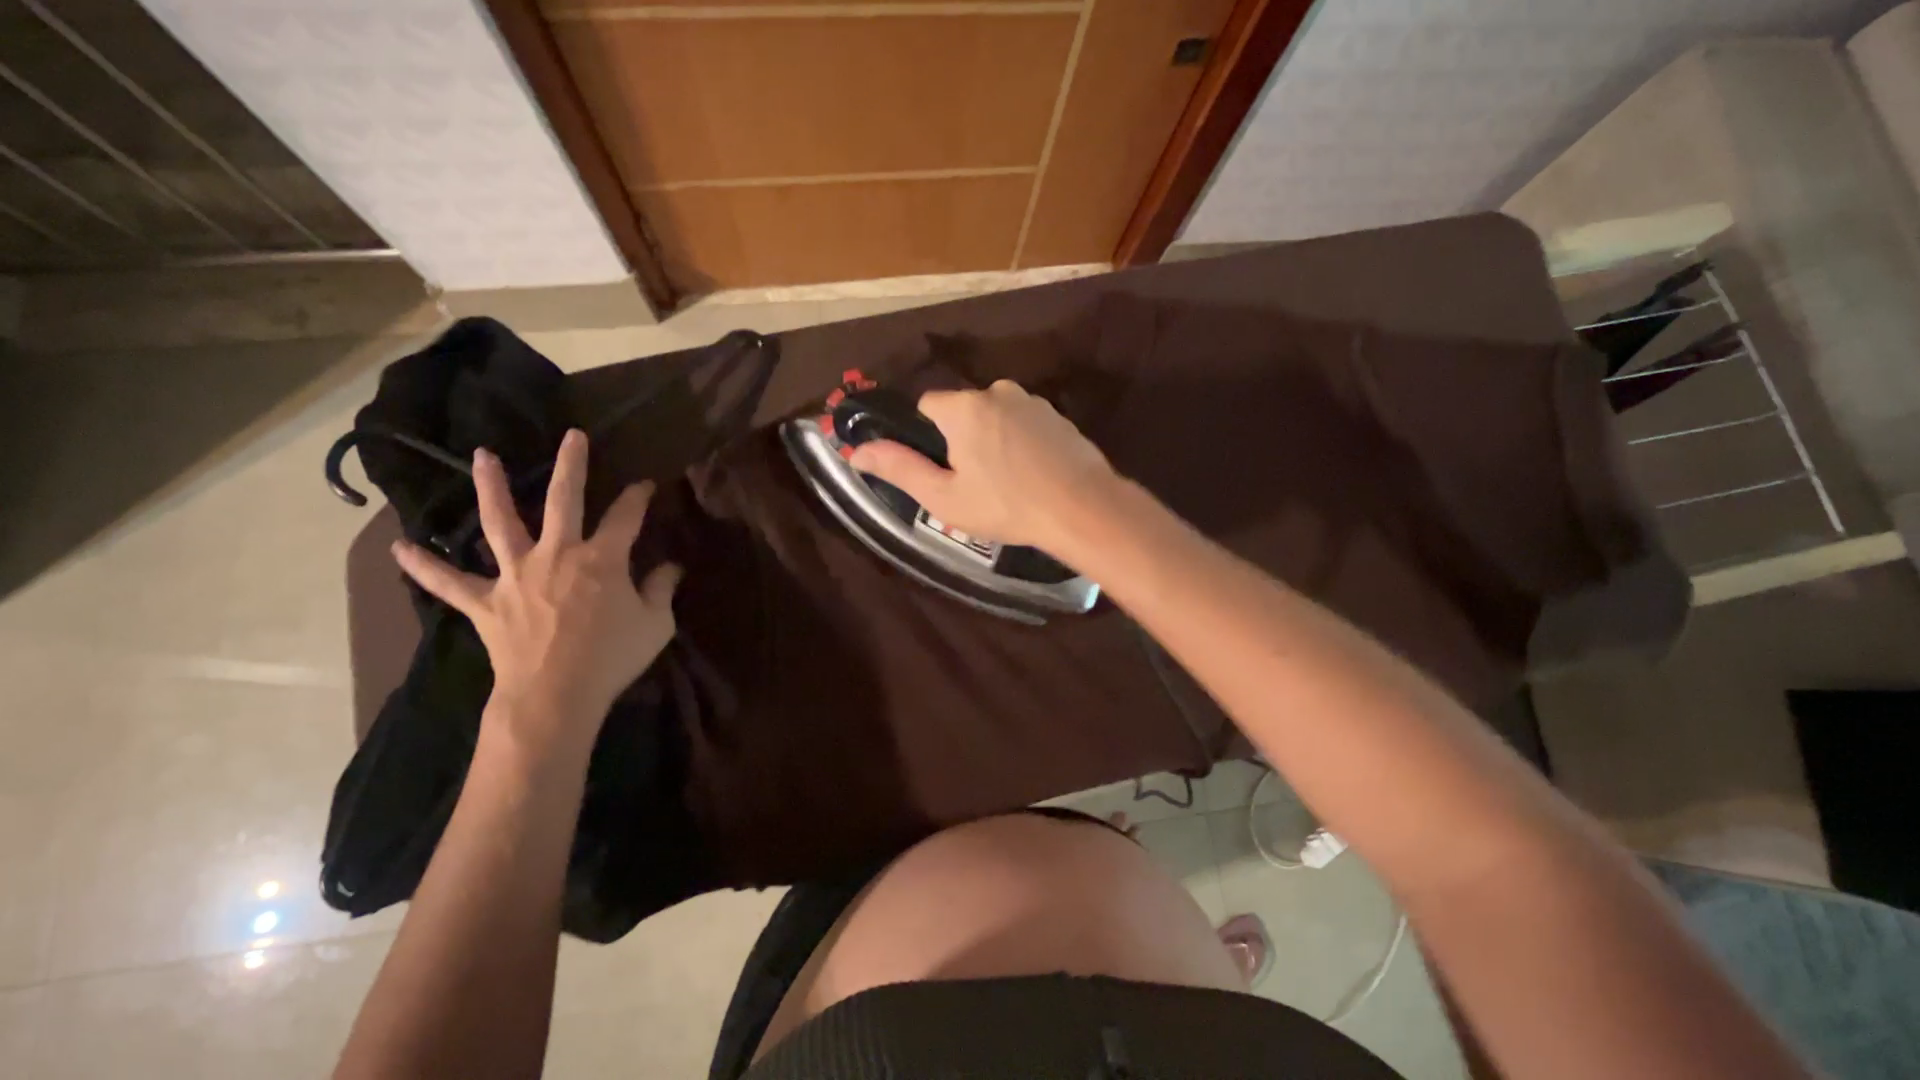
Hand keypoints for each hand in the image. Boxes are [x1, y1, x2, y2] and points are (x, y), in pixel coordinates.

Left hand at [391, 429, 680, 754]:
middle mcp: (557, 554)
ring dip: (491, 488)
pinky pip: (449, 583)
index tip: (645, 484)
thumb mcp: (656, 626)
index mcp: (602, 559)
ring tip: (482, 458)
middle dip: (571, 466)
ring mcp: (516, 575)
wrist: (556, 696)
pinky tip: (398, 550)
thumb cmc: (612, 659)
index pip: (626, 517)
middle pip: (564, 500)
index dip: (638, 497)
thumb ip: (661, 590)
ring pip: (500, 523)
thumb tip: (671, 567)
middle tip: (572, 437)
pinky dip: (423, 567)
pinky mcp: (486, 602)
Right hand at [847, 380, 1118, 551]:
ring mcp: (1033, 402)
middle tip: (974, 485)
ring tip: (1006, 485)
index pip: (927, 406)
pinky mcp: (1059, 416)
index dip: (927, 437)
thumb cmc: (1006, 506)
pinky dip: (1021, 446)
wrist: (1083, 508)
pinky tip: (1031, 477)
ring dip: (993, 443)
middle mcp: (997, 391)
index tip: (940, 468)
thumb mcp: (944, 496)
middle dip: (962, 441)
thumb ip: (899, 468)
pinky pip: (1024, 426)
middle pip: (962, 412)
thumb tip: (856, 451)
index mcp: (963, 407)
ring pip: (995, 418)